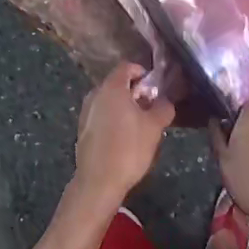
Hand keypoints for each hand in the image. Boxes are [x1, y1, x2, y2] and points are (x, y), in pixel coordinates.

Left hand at [62, 63, 173, 217]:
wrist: (99, 181)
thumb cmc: (129, 148)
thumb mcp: (155, 126)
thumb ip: (163, 107)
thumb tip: (164, 100)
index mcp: (112, 88)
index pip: (127, 66)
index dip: (143, 71)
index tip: (156, 86)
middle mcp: (95, 95)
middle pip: (117, 83)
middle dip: (135, 90)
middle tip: (152, 104)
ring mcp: (86, 113)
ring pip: (109, 100)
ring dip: (125, 104)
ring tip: (142, 121)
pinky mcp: (83, 129)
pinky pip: (102, 114)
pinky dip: (115, 116)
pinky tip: (126, 135)